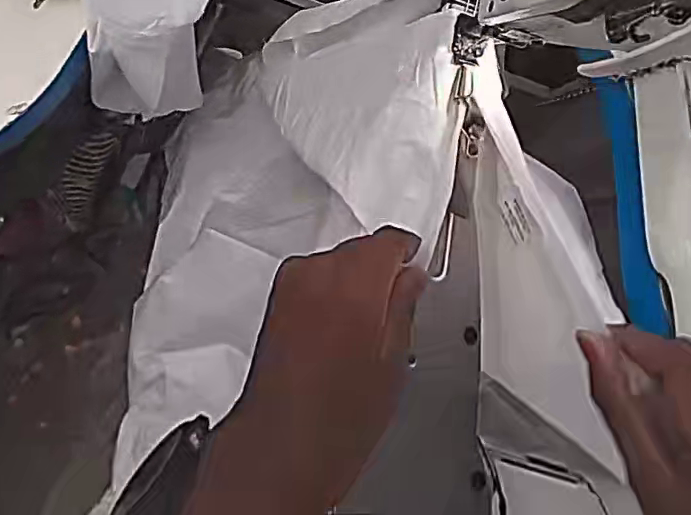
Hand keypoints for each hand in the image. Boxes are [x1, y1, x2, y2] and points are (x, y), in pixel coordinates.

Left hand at [186, 227, 427, 514]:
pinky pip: (314, 274)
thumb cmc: (333, 421)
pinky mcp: (277, 297)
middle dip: (380, 268)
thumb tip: (411, 278)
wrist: (279, 449)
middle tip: (393, 303)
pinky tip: (335, 327)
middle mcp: (322, 273)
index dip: (407, 250)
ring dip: (352, 278)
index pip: (390, 240)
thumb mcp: (393, 362)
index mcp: (358, 284)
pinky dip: (327, 289)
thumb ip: (405, 306)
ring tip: (360, 326)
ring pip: (337, 260)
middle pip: (363, 248)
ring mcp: (295, 282)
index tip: (413, 261)